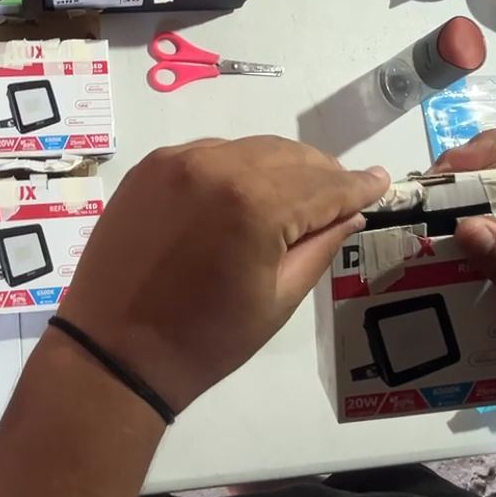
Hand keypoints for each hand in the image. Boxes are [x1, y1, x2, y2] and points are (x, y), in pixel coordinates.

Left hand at [58, 137, 387, 414]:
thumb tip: (349, 211)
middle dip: (321, 173)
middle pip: (288, 155)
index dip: (357, 184)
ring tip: (294, 196)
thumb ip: (319, 245)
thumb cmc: (204, 339)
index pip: (323, 184)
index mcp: (254, 203)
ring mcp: (177, 160)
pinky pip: (209, 152)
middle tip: (341, 194)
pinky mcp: (150, 165)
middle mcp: (215, 165)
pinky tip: (242, 193)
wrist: (114, 348)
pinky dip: (235, 166)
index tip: (381, 180)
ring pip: (249, 148)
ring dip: (279, 166)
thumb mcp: (278, 298)